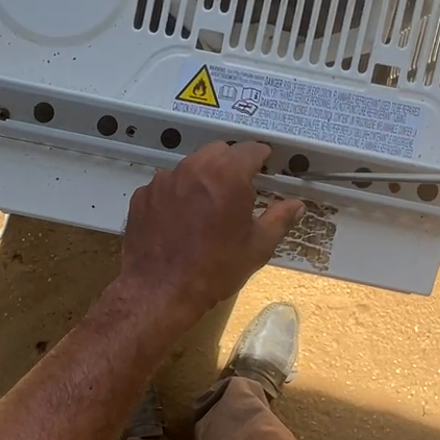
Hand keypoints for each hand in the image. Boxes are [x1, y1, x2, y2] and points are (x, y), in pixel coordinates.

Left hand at [113, 142, 302, 326]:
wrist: (161, 290)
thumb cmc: (215, 269)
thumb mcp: (257, 246)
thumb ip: (279, 219)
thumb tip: (296, 205)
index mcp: (227, 175)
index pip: (250, 149)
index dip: (261, 156)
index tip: (265, 164)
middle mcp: (193, 168)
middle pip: (218, 151)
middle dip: (231, 163)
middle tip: (238, 187)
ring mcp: (163, 180)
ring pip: (189, 166)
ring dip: (202, 177)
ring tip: (207, 206)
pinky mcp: (142, 195)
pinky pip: (166, 185)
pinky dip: (176, 194)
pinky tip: (179, 219)